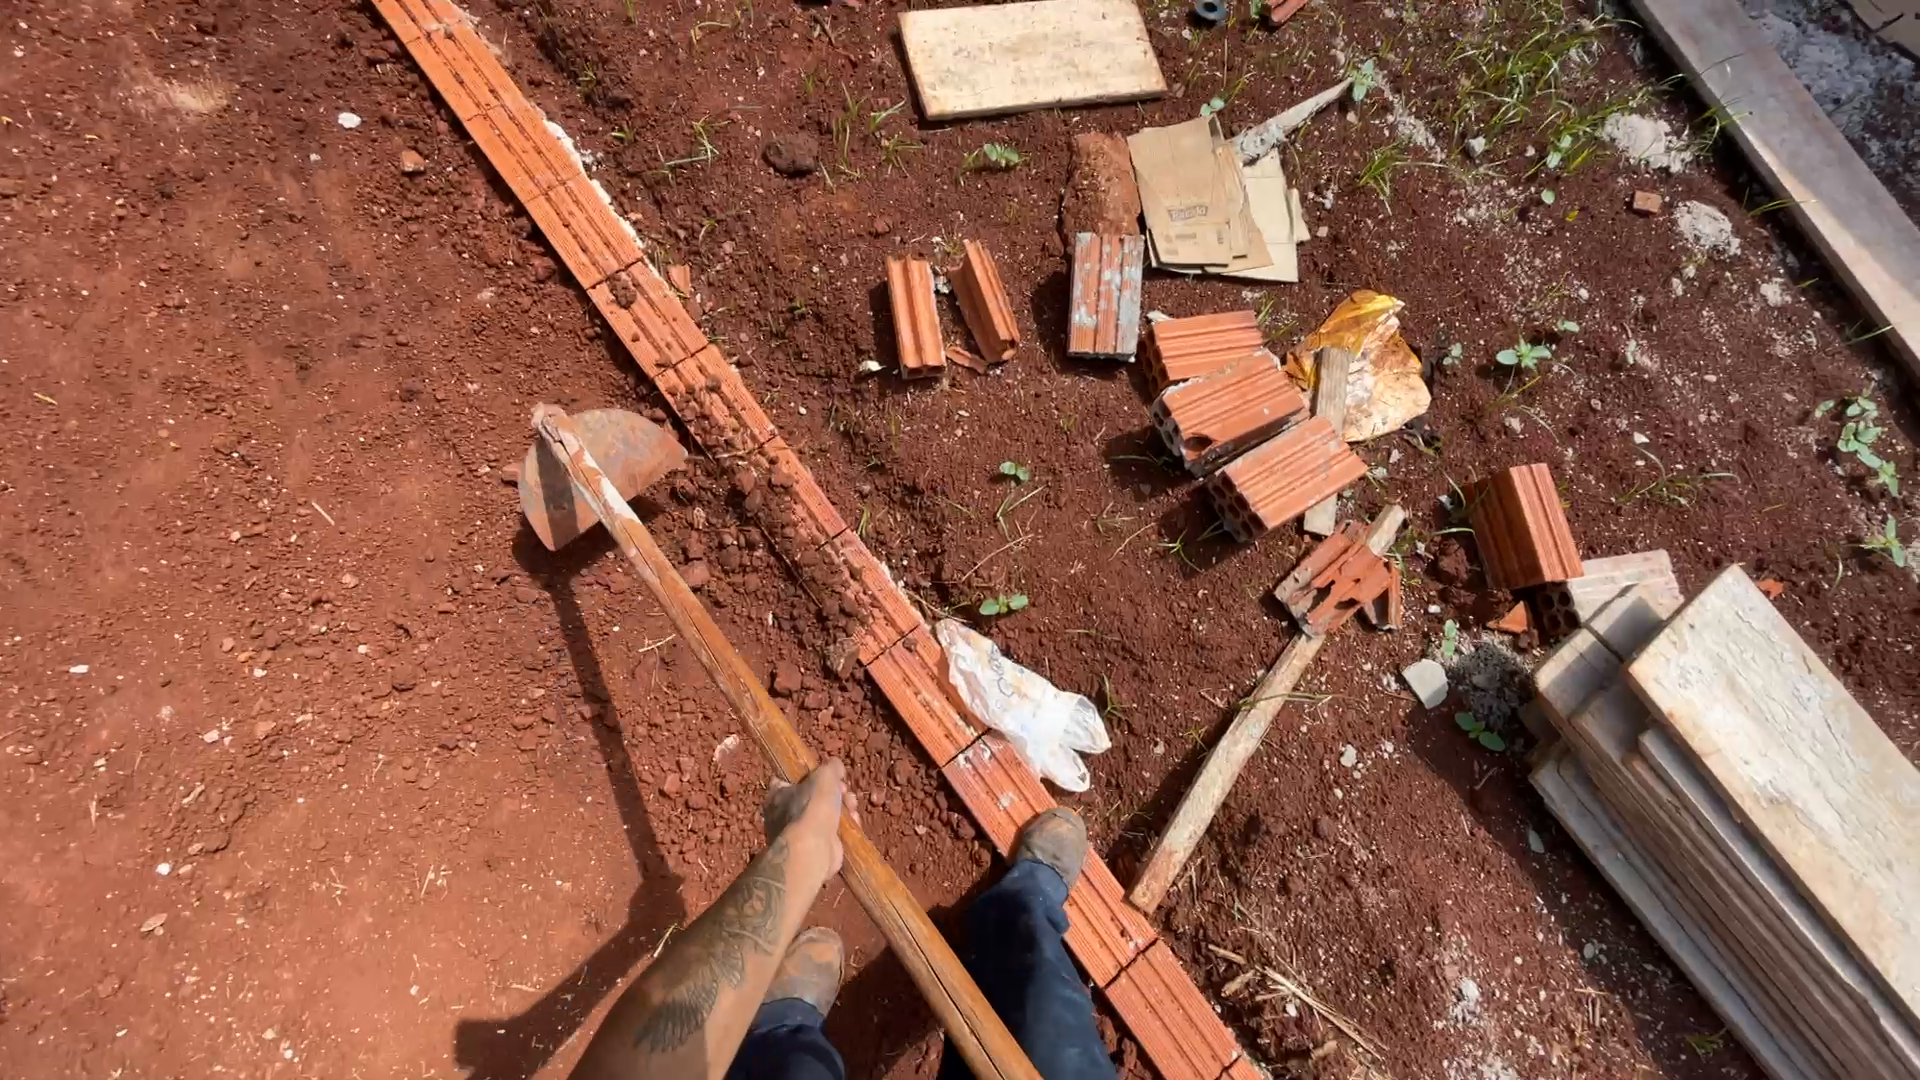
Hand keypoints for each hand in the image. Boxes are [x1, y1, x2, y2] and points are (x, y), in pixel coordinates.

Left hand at [761, 758, 855, 876]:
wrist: (812, 850)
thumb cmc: (812, 807)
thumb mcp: (825, 775)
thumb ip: (831, 767)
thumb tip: (836, 766)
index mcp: (777, 795)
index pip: (790, 778)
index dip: (811, 773)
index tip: (827, 774)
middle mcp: (784, 815)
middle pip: (814, 795)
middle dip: (835, 791)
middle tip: (844, 791)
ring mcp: (800, 833)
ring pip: (827, 813)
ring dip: (844, 807)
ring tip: (851, 807)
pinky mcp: (816, 848)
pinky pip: (833, 831)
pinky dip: (845, 826)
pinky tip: (853, 823)